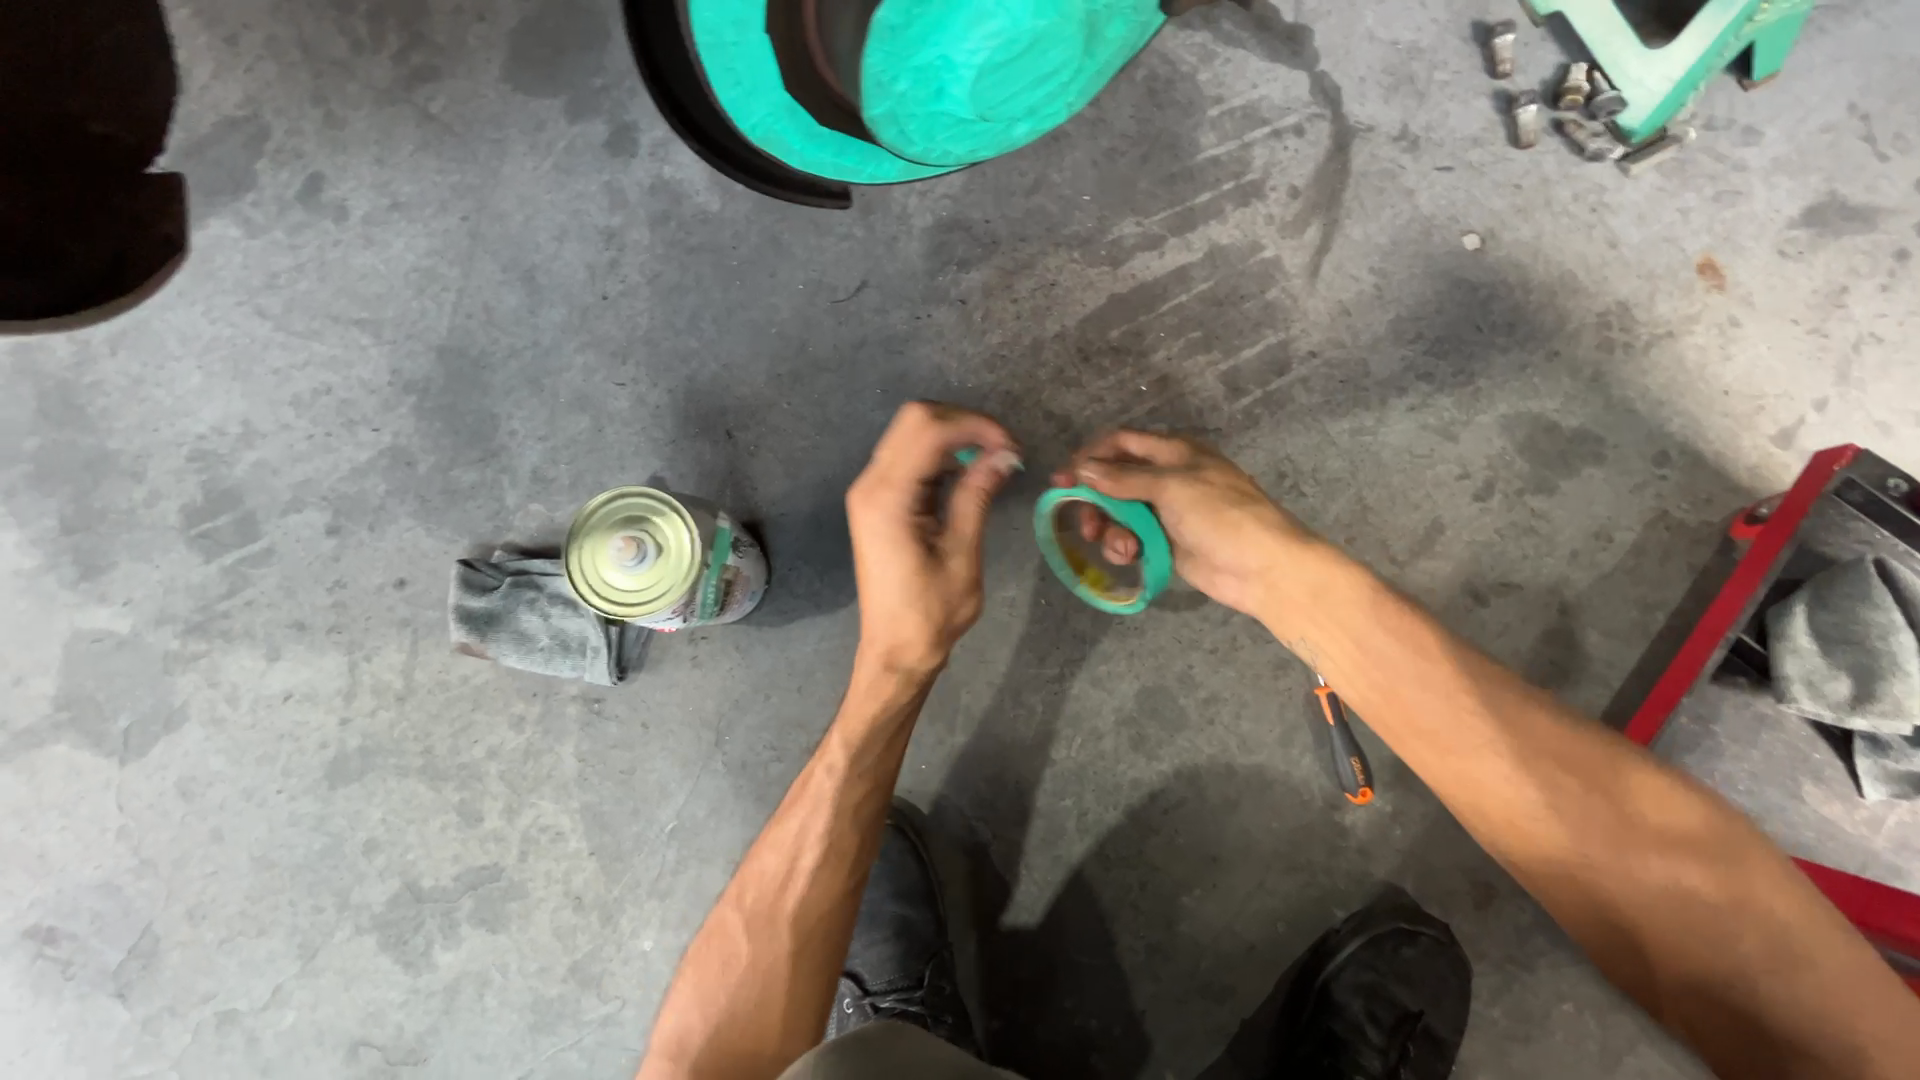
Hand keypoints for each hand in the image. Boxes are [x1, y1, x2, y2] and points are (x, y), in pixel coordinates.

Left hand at [845, 402, 1021, 676]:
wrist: (895, 650)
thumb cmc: (930, 613)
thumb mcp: (962, 554)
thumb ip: (978, 496)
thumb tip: (1005, 455)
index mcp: (887, 497)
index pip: (930, 430)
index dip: (976, 427)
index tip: (1012, 448)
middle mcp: (870, 485)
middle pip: (915, 419)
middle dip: (964, 423)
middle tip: (1003, 449)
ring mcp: (870, 491)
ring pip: (911, 433)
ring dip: (954, 436)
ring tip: (993, 460)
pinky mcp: (877, 502)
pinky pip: (908, 458)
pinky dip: (941, 455)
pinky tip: (969, 473)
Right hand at [1053, 430, 1314, 619]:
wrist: (1262, 566)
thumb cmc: (1221, 514)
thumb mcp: (1171, 486)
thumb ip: (1124, 478)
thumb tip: (1083, 469)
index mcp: (1173, 452)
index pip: (1121, 442)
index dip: (1090, 457)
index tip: (1063, 481)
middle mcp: (1167, 477)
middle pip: (1114, 480)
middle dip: (1095, 500)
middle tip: (1083, 524)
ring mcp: (1166, 511)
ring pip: (1120, 512)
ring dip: (1110, 528)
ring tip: (1117, 547)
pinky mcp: (1166, 541)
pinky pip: (1132, 538)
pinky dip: (1124, 545)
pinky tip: (1131, 556)